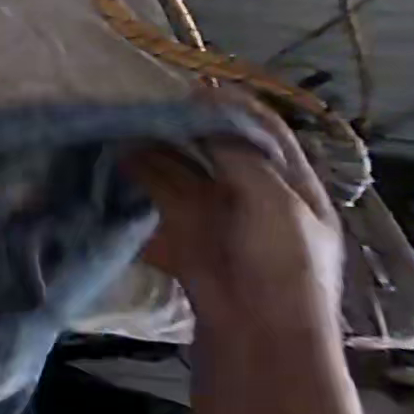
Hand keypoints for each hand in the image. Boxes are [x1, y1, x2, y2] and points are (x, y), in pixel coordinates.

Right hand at [120, 91, 342, 333]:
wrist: (255, 330)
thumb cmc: (282, 263)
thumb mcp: (275, 203)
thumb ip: (240, 155)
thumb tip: (206, 113)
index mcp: (292, 183)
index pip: (264, 131)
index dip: (233, 106)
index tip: (195, 83)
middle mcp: (252, 187)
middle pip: (219, 143)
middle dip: (189, 120)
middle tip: (152, 95)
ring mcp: (216, 205)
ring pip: (185, 162)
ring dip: (161, 142)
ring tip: (130, 117)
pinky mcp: (183, 223)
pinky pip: (161, 187)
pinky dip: (142, 169)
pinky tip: (121, 152)